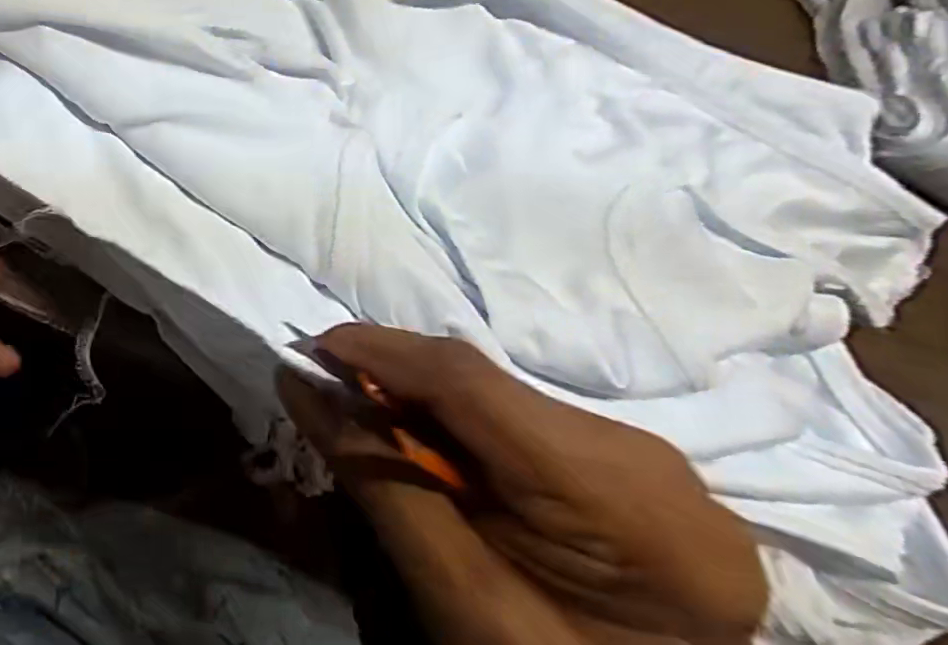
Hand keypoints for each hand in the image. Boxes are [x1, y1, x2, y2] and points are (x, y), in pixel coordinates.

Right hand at [279, 326, 765, 644]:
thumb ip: (382, 483)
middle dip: (393, 377)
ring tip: (365, 420)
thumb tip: (303, 387)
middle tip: (322, 388)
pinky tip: (429, 450)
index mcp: (620, 502)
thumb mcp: (460, 600)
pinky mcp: (628, 467)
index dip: (379, 351)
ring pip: (499, 392)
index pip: (473, 384)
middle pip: (486, 383)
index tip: (306, 348)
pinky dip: (459, 422)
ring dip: (421, 398)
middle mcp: (644, 456)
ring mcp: (643, 457)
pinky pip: (520, 418)